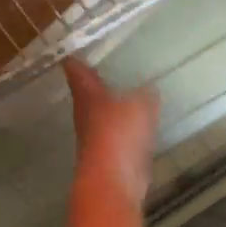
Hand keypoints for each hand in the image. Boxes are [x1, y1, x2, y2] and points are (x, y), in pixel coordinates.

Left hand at [65, 59, 158, 198]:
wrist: (113, 180)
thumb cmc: (118, 135)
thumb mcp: (139, 106)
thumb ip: (145, 96)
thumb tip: (149, 90)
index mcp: (87, 95)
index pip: (76, 70)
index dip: (76, 58)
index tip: (76, 46)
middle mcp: (87, 113)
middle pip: (88, 93)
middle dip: (95, 80)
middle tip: (106, 65)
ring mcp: (98, 135)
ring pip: (105, 113)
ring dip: (113, 104)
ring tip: (129, 92)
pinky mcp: (112, 153)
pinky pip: (121, 132)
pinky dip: (127, 125)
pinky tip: (140, 123)